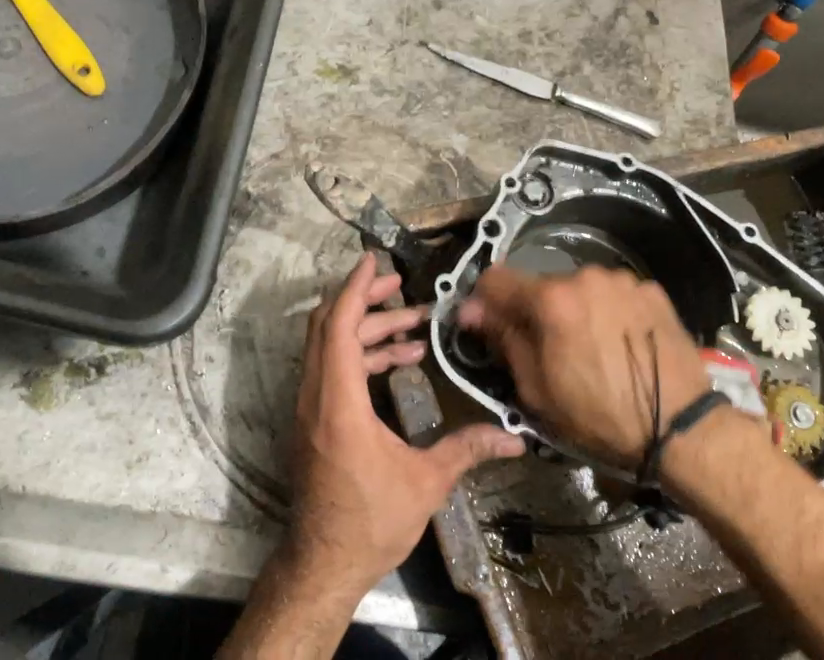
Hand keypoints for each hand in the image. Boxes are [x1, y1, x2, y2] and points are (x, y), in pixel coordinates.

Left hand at [285, 252, 525, 597]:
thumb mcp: (425, 483)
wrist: (323, 563)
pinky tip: (400, 362)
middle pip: (329, 327)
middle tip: (403, 290)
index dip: (354, 288)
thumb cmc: (370, 521)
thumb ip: (466, 450)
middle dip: (365, 301)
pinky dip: (361, 357)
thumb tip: (513, 438)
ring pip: (330, 348)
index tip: (374, 261)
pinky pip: (332, 370)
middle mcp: (315, 397)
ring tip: (413, 328)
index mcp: (338, 403)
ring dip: (367, 331)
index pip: (338, 326)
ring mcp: (310, 408)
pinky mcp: (313, 421)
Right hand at [459, 264, 710, 473]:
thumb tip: (473, 310)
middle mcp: (585, 277)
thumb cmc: (600, 415)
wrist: (682, 428)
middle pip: (541, 286)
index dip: (485, 302)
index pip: (496, 280)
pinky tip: (620, 344)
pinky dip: (607, 312)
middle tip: (547, 349)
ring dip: (574, 310)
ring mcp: (623, 281)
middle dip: (535, 311)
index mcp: (551, 298)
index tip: (488, 325)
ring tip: (590, 348)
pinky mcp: (652, 291)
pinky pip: (614, 295)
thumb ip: (503, 339)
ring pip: (580, 290)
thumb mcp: (536, 388)